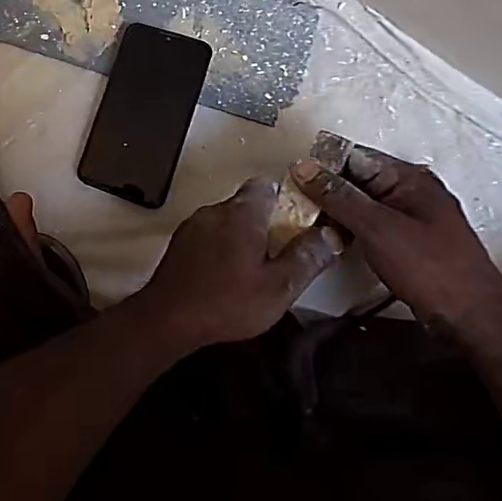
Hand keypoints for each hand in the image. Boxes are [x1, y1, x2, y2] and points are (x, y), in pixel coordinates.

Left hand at [128, 177, 340, 350]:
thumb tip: (330, 233)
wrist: (171, 315)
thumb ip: (307, 256)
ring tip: (267, 261)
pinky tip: (236, 268)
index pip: (265, 185)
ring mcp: (193, 224)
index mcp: (239, 214)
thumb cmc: (229, 301)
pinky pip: (211, 231)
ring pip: (228, 217)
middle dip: (271, 218)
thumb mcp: (281, 285)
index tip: (307, 214)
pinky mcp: (181, 240)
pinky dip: (227, 241)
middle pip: (247, 202)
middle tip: (293, 246)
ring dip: (248, 232)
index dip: (289, 195)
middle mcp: (212, 211)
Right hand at [292, 149, 501, 348]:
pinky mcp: (402, 235)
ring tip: (308, 219)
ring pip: (354, 199)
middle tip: (294, 202)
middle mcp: (410, 190)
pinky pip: (362, 218)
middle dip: (322, 187)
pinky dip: (343, 223)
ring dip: (331, 207)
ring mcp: (407, 213)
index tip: (292, 181)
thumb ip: (336, 194)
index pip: (350, 156)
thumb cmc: (433, 270)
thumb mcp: (376, 227)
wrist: (474, 320)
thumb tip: (303, 167)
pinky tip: (329, 234)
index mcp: (409, 179)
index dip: (318, 166)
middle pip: (351, 176)